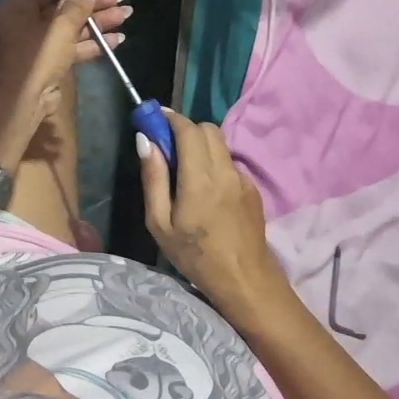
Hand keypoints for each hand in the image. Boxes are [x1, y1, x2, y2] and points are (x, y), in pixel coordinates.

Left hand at [0, 0, 130, 169]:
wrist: (21, 104)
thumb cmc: (37, 58)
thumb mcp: (60, 28)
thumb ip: (78, 4)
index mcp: (20, 8)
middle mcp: (27, 24)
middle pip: (64, 8)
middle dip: (94, 5)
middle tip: (122, 0)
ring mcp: (39, 46)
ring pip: (72, 29)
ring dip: (98, 23)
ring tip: (126, 17)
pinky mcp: (50, 65)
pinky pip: (73, 49)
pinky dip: (93, 44)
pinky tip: (117, 40)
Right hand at [138, 110, 299, 331]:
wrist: (244, 279)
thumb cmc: (194, 256)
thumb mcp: (160, 223)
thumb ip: (153, 179)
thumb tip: (146, 141)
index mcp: (199, 179)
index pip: (188, 130)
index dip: (170, 119)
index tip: (153, 118)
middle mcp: (224, 171)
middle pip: (207, 129)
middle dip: (185, 129)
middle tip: (167, 147)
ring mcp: (242, 178)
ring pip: (220, 144)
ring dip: (200, 145)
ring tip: (185, 171)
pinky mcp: (252, 188)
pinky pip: (229, 163)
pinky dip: (214, 164)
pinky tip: (206, 191)